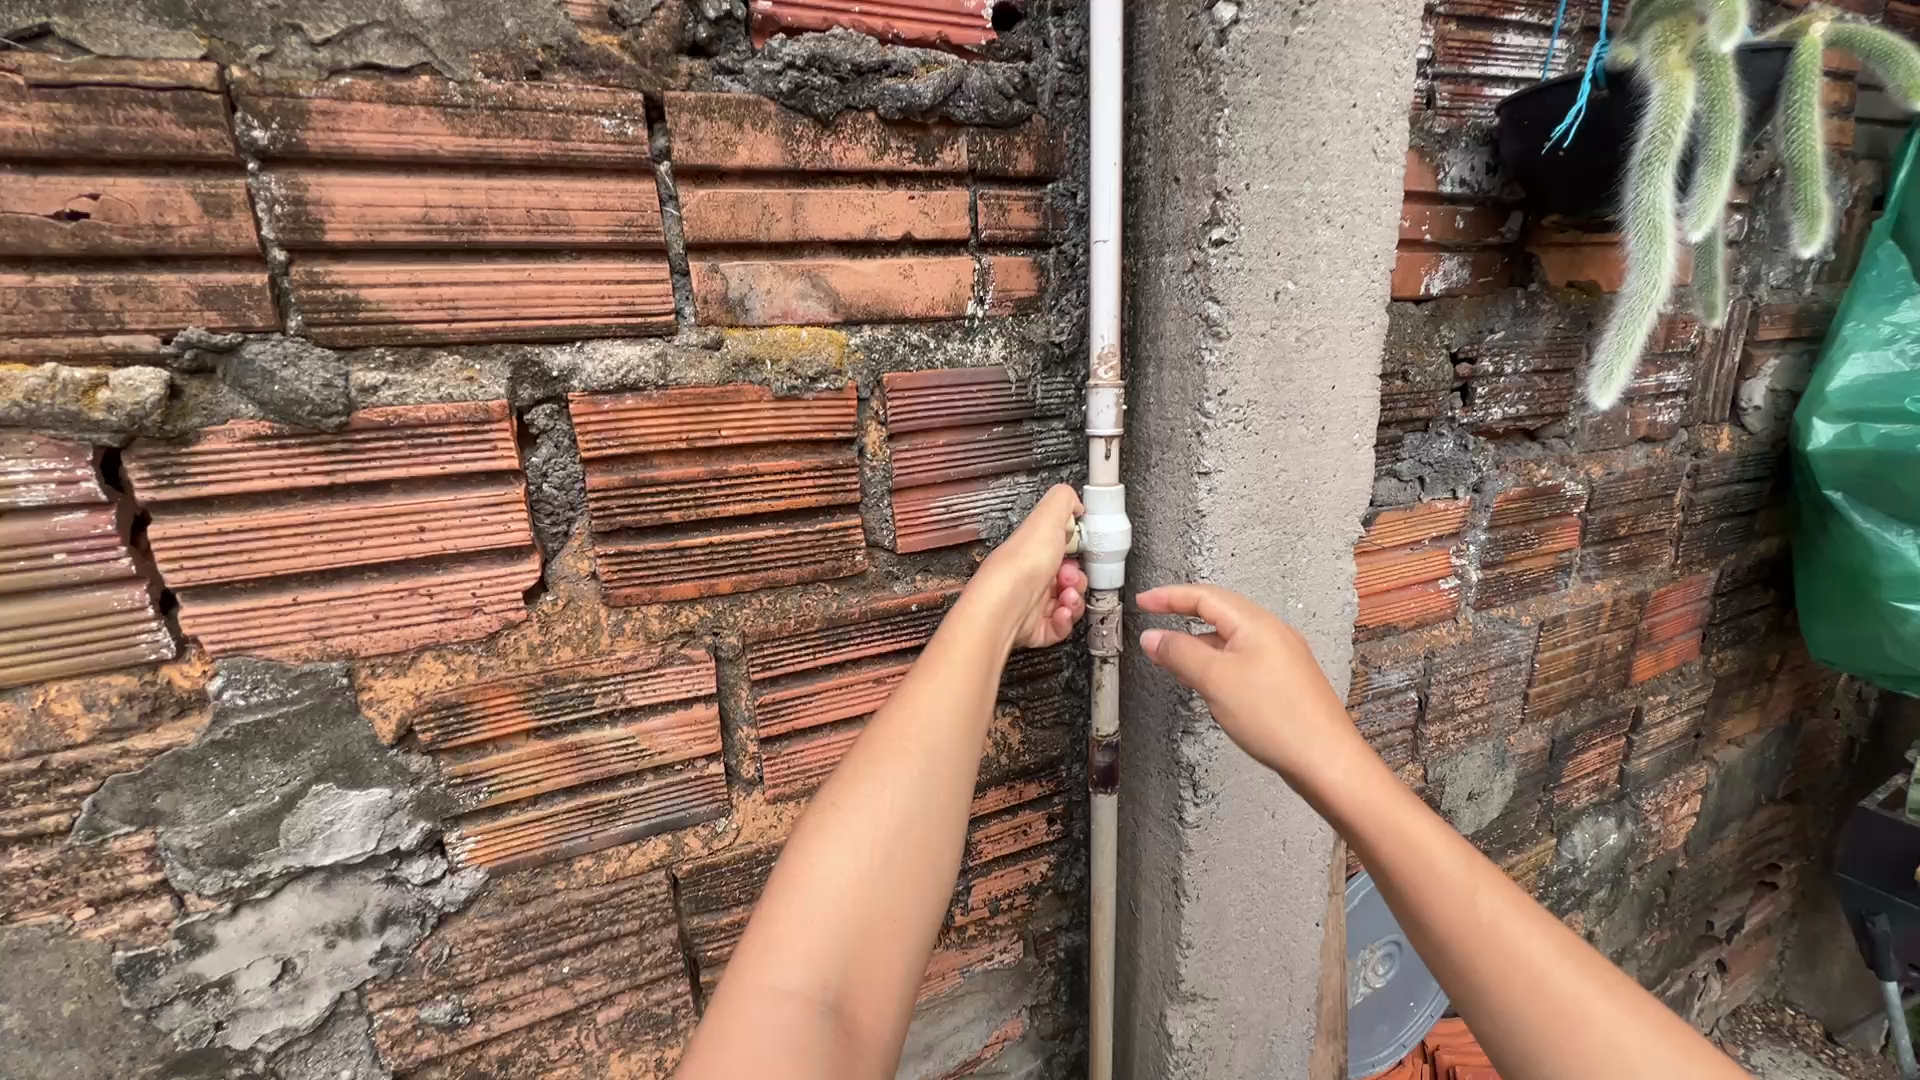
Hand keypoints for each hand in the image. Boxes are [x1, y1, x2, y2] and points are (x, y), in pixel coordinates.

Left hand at [972, 484, 1088, 648]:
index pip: (1063, 554)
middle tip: (1068, 580)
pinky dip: (1066, 621)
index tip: (1079, 555)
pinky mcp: (1035, 629)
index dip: (1077, 555)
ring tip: (1066, 599)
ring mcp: (1032, 605)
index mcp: (1032, 552)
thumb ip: (1064, 501)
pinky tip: (1061, 613)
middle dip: (1077, 580)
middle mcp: (1031, 577)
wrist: (1006, 603)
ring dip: (1075, 601)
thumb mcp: (1046, 516)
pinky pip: (1060, 627)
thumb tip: (1075, 503)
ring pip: (1069, 605)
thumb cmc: (1022, 562)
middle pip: (1069, 581)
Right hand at [1136, 584, 1367, 784]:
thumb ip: (1179, 653)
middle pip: (1218, 612)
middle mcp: (1271, 634)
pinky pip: (1240, 660)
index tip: (1143, 602)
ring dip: (1197, 644)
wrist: (1327, 761)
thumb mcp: (1215, 680)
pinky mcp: (1283, 681)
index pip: (1204, 596)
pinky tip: (1205, 683)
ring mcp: (1280, 657)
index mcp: (1256, 624)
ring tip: (1171, 660)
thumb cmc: (1278, 719)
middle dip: (1181, 617)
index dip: (1169, 597)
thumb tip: (1152, 637)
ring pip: (1229, 639)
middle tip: (1153, 623)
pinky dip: (1215, 663)